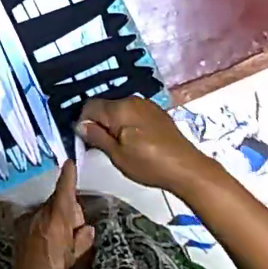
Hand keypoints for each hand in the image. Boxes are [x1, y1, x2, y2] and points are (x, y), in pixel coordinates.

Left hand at [6, 159, 97, 268]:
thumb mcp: (81, 263)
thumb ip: (85, 240)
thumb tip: (86, 228)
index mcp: (56, 219)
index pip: (64, 190)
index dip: (69, 176)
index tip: (71, 162)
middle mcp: (39, 215)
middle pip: (58, 201)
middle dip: (68, 210)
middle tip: (75, 232)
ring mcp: (26, 223)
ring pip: (47, 211)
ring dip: (55, 218)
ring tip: (60, 243)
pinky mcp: (19, 232)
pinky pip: (36, 220)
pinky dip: (44, 225)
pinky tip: (47, 245)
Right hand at [75, 97, 215, 194]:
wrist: (186, 168)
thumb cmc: (149, 164)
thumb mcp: (117, 155)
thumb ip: (96, 136)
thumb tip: (81, 124)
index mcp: (120, 108)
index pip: (90, 106)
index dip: (84, 122)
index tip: (87, 140)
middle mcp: (132, 100)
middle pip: (106, 107)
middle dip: (100, 123)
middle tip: (104, 147)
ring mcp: (147, 105)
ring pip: (120, 110)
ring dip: (115, 124)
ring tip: (121, 147)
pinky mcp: (157, 112)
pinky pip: (134, 113)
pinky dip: (129, 124)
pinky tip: (137, 142)